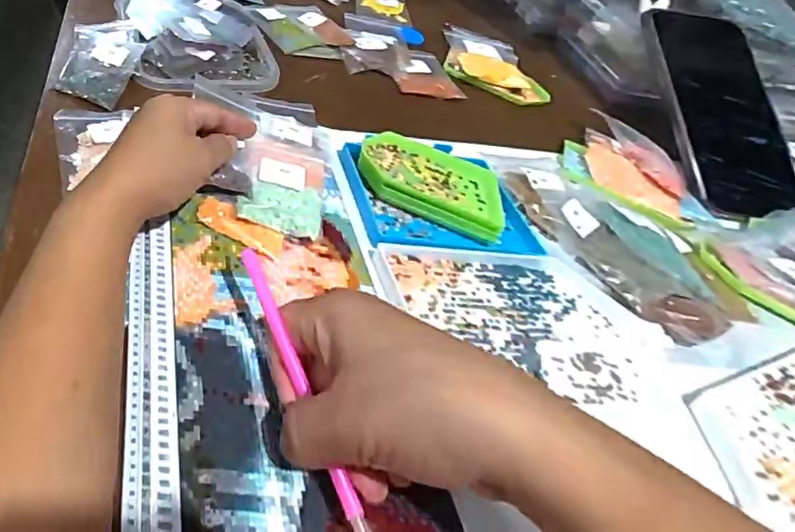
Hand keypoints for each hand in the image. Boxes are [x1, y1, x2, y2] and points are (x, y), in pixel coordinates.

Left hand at [72, 96, 253, 226]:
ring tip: (219, 156)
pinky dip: (184, 153)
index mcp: (174, 106)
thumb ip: (220, 147)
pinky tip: (192, 166)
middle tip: (238, 142)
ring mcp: (141, 129)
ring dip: (200, 144)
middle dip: (217, 131)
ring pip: (180, 133)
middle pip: (195, 118)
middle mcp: (156, 110)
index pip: (212, 110)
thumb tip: (227, 140)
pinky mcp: (133, 148)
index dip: (235, 122)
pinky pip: (167, 144)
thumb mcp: (201, 160)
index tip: (253, 131)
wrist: (114, 197)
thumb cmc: (164, 172)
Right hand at [277, 289, 566, 503]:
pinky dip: (379, 449)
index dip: (278, 377)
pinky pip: (378, 416)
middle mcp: (359, 326)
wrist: (515, 433)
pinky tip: (401, 475)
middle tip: (340, 468)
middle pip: (313, 376)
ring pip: (346, 405)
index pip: (279, 333)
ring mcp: (392, 357)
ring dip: (350, 451)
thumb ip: (297, 432)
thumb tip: (291, 440)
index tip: (299, 420)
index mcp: (334, 313)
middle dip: (322, 431)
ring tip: (377, 481)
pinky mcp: (419, 387)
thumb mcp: (341, 425)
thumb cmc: (413, 409)